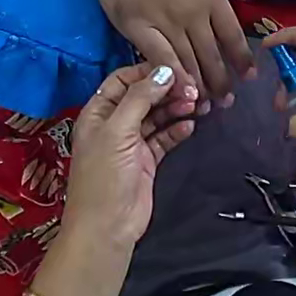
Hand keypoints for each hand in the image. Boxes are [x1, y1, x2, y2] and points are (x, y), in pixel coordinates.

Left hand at [61, 63, 197, 253]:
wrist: (107, 226)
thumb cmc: (104, 176)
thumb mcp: (118, 131)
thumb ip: (140, 99)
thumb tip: (164, 71)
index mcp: (98, 112)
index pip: (123, 80)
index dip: (148, 73)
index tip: (176, 69)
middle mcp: (114, 123)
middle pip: (143, 96)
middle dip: (167, 91)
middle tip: (193, 89)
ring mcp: (132, 142)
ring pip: (157, 116)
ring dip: (176, 108)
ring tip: (197, 105)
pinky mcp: (147, 159)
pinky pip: (165, 137)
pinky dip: (177, 129)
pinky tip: (191, 125)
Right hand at [85, 0, 255, 106]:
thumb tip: (212, 18)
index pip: (233, 36)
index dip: (241, 61)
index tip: (248, 78)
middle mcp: (194, 12)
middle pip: (213, 56)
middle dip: (221, 83)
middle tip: (224, 103)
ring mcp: (166, 21)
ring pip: (189, 63)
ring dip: (199, 88)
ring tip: (202, 105)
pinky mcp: (137, 27)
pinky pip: (160, 60)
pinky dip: (172, 78)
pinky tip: (178, 93)